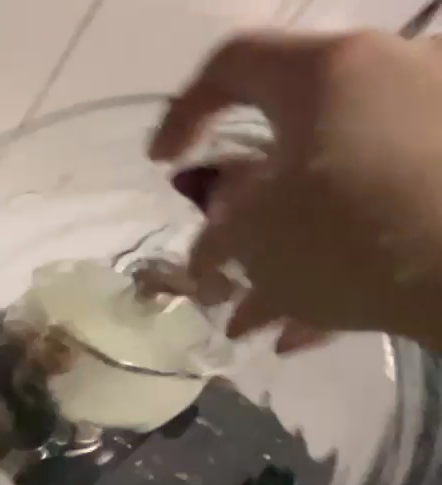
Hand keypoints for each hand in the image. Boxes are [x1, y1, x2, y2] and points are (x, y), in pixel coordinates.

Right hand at [151, 30, 441, 349]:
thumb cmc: (350, 232)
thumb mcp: (246, 229)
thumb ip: (220, 209)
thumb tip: (228, 204)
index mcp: (331, 73)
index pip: (233, 64)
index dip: (183, 114)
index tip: (162, 167)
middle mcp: (399, 75)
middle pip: (290, 138)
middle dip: (240, 214)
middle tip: (212, 263)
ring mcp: (441, 121)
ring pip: (335, 185)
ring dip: (283, 252)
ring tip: (252, 319)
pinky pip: (386, 209)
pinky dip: (339, 263)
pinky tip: (303, 327)